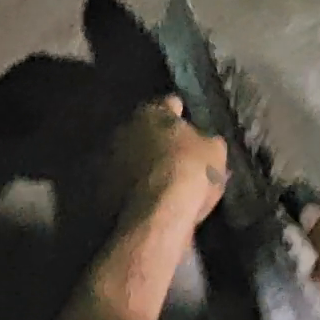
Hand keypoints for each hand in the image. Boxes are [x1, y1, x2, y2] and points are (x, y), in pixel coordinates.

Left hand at [107, 97, 228, 234]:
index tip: (192, 126)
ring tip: (166, 181)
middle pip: (147, 130)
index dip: (184, 114)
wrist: (156, 216)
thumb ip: (208, 141)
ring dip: (146, 164)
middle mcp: (124, 129)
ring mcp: (109, 160)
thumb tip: (206, 142)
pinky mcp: (103, 189)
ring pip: (134, 157)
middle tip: (180, 155)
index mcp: (152, 112)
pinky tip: (153, 200)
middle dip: (160, 140)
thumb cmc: (189, 172)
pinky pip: (127, 183)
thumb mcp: (215, 152)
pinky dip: (137, 188)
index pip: (171, 103)